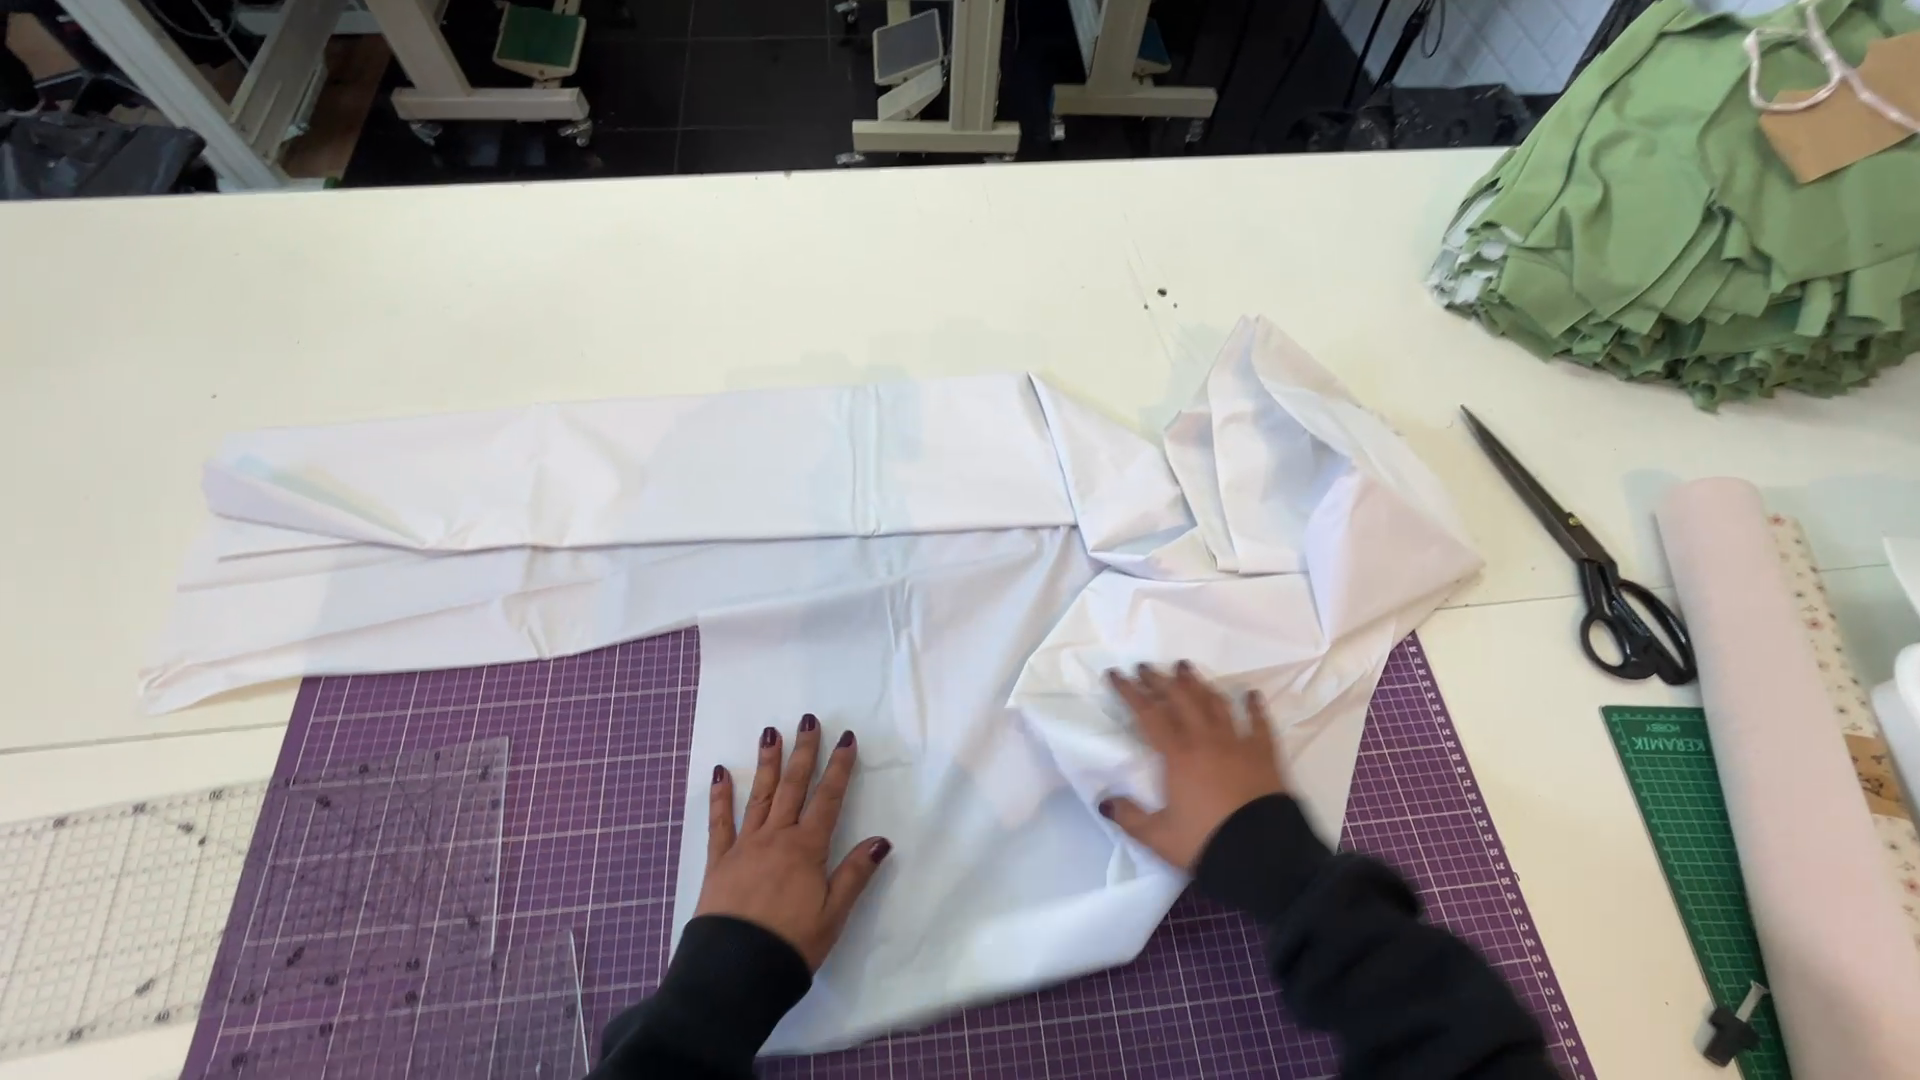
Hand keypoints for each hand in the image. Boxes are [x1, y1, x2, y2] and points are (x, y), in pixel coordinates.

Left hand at [695, 714, 891, 969]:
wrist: (733, 974)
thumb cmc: (791, 946)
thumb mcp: (833, 915)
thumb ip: (855, 874)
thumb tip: (881, 839)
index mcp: (807, 849)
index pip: (828, 799)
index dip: (839, 767)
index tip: (846, 737)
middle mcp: (776, 838)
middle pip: (793, 787)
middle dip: (803, 751)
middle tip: (808, 719)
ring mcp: (744, 846)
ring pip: (759, 796)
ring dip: (767, 762)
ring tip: (771, 732)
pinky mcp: (719, 862)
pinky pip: (720, 823)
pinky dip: (720, 797)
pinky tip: (721, 773)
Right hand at [1100, 662, 1286, 869]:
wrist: (1264, 857)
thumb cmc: (1206, 842)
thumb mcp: (1158, 837)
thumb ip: (1129, 818)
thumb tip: (1104, 803)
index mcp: (1178, 755)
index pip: (1148, 713)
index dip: (1130, 692)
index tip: (1116, 674)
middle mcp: (1206, 740)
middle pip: (1180, 699)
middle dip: (1160, 680)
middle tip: (1146, 667)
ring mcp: (1238, 744)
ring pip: (1215, 703)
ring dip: (1198, 684)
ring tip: (1185, 668)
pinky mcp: (1264, 755)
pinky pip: (1259, 724)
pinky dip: (1254, 707)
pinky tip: (1250, 695)